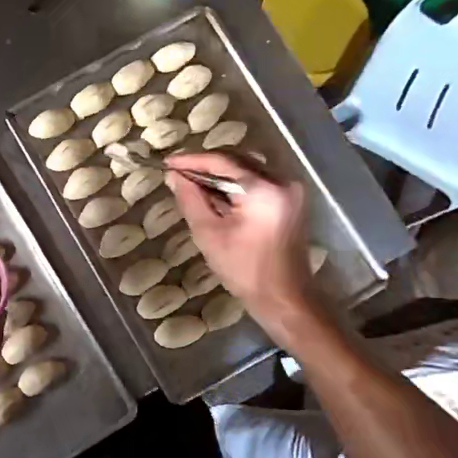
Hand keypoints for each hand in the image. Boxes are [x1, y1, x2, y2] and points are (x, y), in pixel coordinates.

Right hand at [163, 151, 313, 324]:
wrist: (284, 297)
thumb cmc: (244, 270)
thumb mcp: (209, 234)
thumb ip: (190, 199)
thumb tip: (174, 176)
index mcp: (264, 189)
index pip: (222, 161)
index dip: (191, 160)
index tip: (167, 163)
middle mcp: (282, 180)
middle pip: (237, 160)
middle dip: (206, 165)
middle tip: (177, 173)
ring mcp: (290, 189)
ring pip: (247, 169)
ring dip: (220, 174)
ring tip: (192, 184)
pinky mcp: (290, 200)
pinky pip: (258, 182)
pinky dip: (235, 184)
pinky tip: (215, 195)